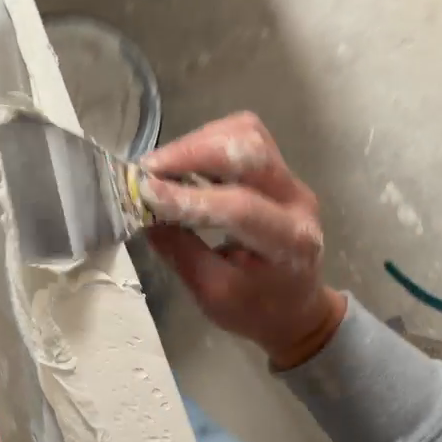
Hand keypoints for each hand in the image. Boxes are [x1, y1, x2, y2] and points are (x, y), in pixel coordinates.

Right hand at [140, 112, 347, 368]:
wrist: (297, 308)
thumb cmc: (256, 310)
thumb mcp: (213, 296)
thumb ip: (180, 250)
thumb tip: (143, 212)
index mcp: (289, 243)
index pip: (240, 207)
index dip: (188, 196)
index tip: (144, 192)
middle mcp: (297, 200)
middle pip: (250, 150)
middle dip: (192, 153)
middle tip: (148, 170)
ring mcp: (290, 178)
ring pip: (246, 132)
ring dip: (197, 143)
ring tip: (162, 166)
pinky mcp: (276, 167)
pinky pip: (241, 134)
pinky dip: (205, 142)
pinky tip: (182, 162)